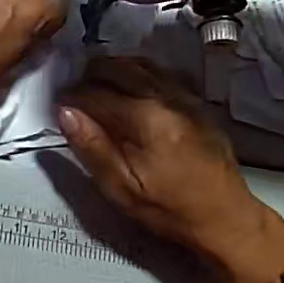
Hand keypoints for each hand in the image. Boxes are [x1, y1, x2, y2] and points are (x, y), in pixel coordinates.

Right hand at [58, 56, 283, 282]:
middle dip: (90, 75)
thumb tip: (65, 112)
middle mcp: (165, 97)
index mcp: (144, 119)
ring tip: (96, 83)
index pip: (95, 93)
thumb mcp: (121, 189)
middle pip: (118, 68)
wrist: (225, 217)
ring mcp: (185, 96)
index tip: (58, 105)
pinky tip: (130, 85)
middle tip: (75, 92)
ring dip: (113, 68)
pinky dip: (139, 71)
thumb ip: (91, 147)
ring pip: (140, 64)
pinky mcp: (197, 101)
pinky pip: (162, 71)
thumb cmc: (168, 210)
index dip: (71, 96)